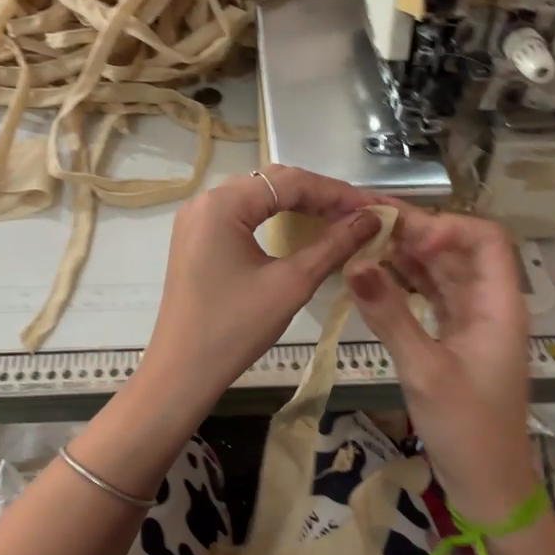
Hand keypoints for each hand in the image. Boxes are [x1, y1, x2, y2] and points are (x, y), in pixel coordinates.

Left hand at [147, 165, 381, 402]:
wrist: (181, 372)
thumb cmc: (235, 328)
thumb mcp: (290, 284)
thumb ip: (332, 245)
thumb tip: (370, 220)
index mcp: (222, 204)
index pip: (289, 181)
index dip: (335, 192)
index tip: (372, 207)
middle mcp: (205, 200)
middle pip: (272, 182)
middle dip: (318, 195)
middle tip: (359, 213)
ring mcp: (197, 218)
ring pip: (257, 195)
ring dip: (297, 203)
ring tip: (337, 218)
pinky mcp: (196, 237)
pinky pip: (241, 213)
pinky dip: (273, 216)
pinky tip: (300, 228)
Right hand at [348, 205, 537, 518]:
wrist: (487, 486)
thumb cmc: (466, 429)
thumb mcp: (424, 370)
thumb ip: (390, 314)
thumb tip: (354, 263)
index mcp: (499, 304)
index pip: (485, 238)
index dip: (447, 227)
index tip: (404, 238)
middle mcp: (488, 302)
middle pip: (457, 248)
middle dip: (415, 230)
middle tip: (364, 217)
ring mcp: (472, 319)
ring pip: (441, 269)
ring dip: (405, 251)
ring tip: (361, 236)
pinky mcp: (455, 335)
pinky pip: (430, 293)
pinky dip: (404, 279)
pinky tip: (372, 270)